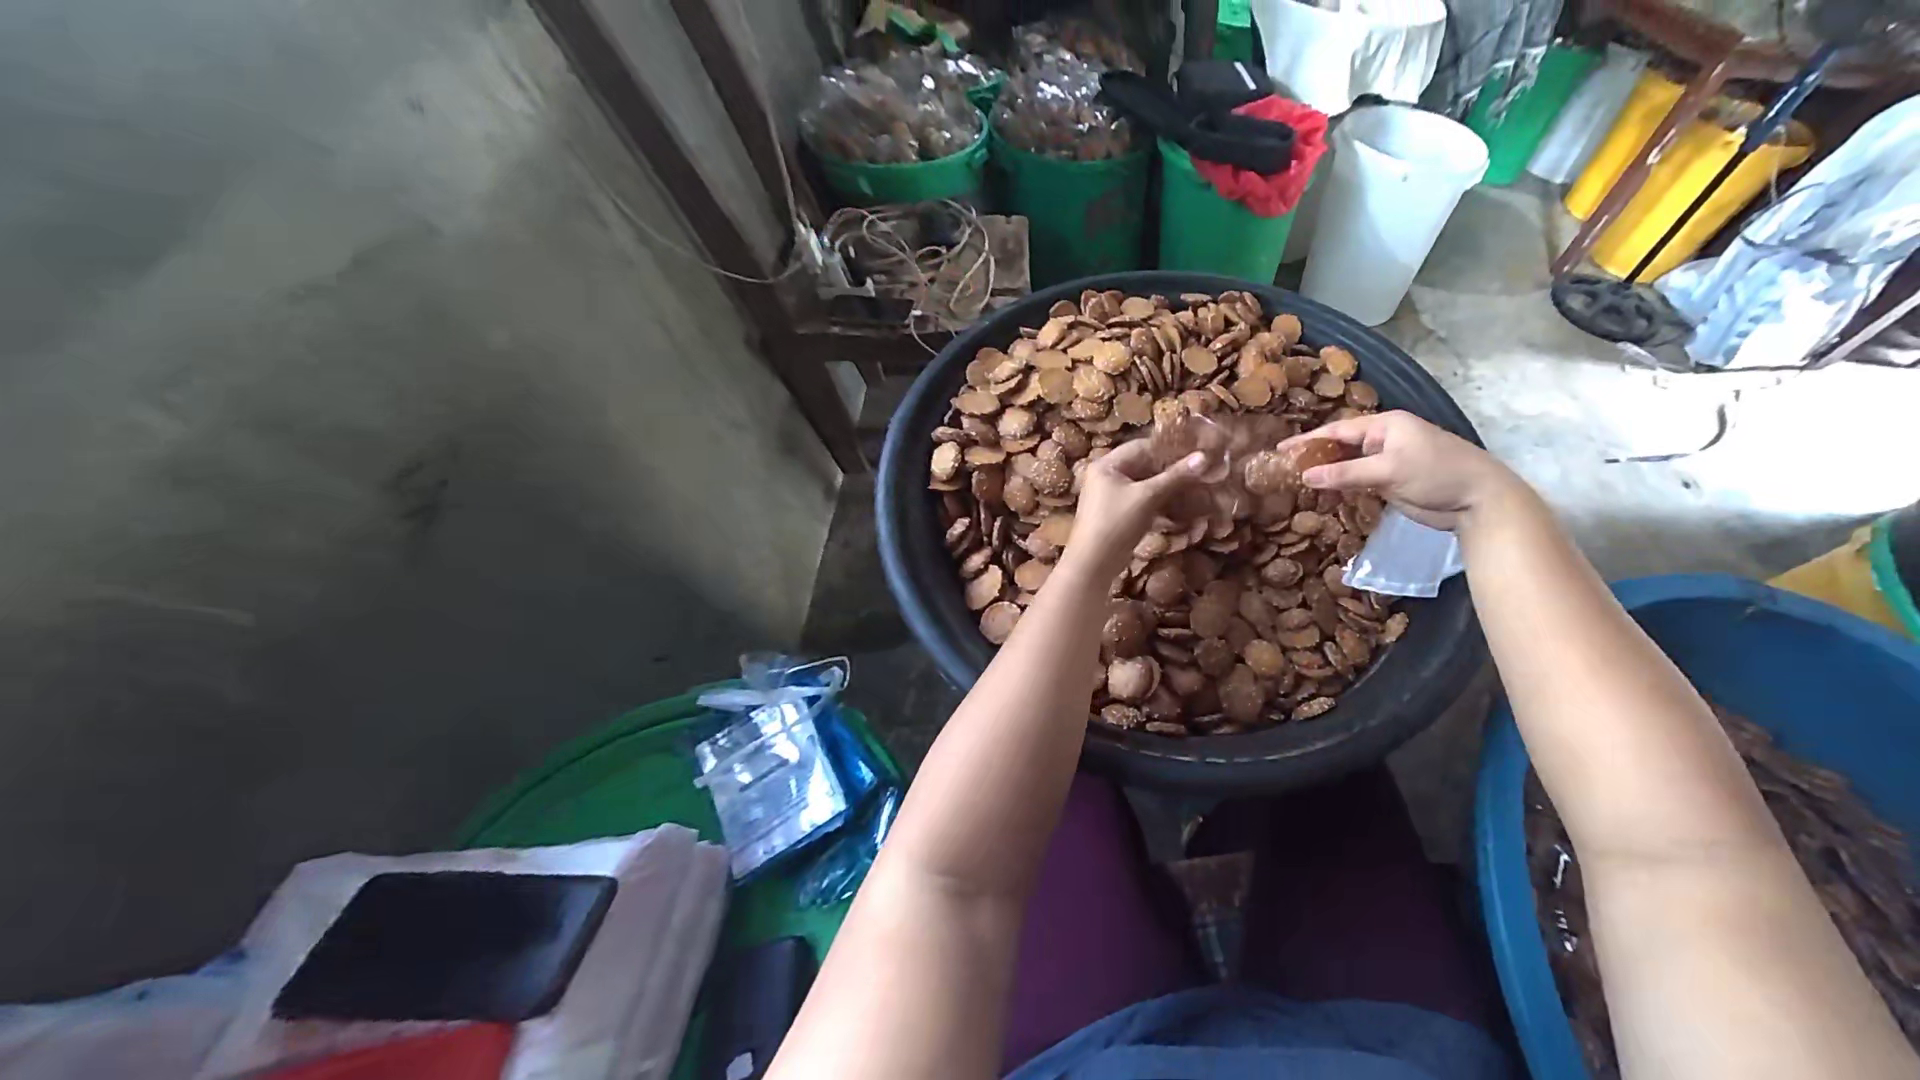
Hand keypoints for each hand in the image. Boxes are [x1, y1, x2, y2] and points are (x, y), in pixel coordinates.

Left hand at [1068, 439, 1208, 576]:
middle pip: (1144, 466)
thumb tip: (1204, 457)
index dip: (1169, 448)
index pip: (1141, 447)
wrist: (1093, 563)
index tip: (1197, 450)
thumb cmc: (1116, 523)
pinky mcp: (1119, 513)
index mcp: (1106, 465)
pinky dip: (1161, 502)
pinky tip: (1183, 506)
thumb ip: (1175, 476)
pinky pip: (1143, 501)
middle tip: (1202, 470)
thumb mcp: (1147, 497)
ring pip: (1145, 484)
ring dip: (1169, 487)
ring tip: (1198, 486)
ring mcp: (1112, 496)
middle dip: (1171, 470)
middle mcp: (1107, 476)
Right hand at [1283, 410, 1526, 530]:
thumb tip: (1304, 477)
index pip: (1337, 430)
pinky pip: (1356, 481)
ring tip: (1295, 482)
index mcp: (1385, 425)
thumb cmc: (1437, 473)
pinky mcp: (1390, 482)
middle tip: (1284, 468)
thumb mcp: (1388, 471)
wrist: (1478, 500)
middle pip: (1340, 446)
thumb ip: (1344, 474)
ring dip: (1324, 473)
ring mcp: (1387, 461)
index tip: (1280, 449)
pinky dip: (1339, 486)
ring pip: (1346, 465)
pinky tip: (1321, 493)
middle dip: (1313, 456)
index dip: (1308, 440)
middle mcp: (1384, 439)